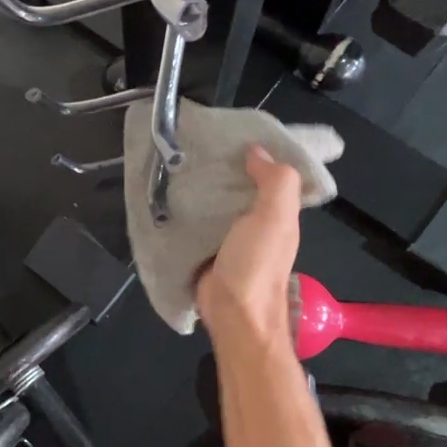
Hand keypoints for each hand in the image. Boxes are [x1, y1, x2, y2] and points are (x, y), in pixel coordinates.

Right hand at [196, 146, 302, 349]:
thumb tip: (257, 151)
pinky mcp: (204, 249)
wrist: (232, 314)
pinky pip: (195, 222)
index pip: (272, 177)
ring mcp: (228, 237)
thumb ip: (275, 182)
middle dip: (223, 167)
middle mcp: (256, 223)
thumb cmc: (256, 265)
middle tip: (196, 142)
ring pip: (216, 203)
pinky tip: (168, 192)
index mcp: (278, 214)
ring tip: (177, 160)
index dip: (261, 154)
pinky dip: (185, 208)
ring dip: (201, 186)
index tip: (235, 132)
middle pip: (240, 187)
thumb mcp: (276, 219)